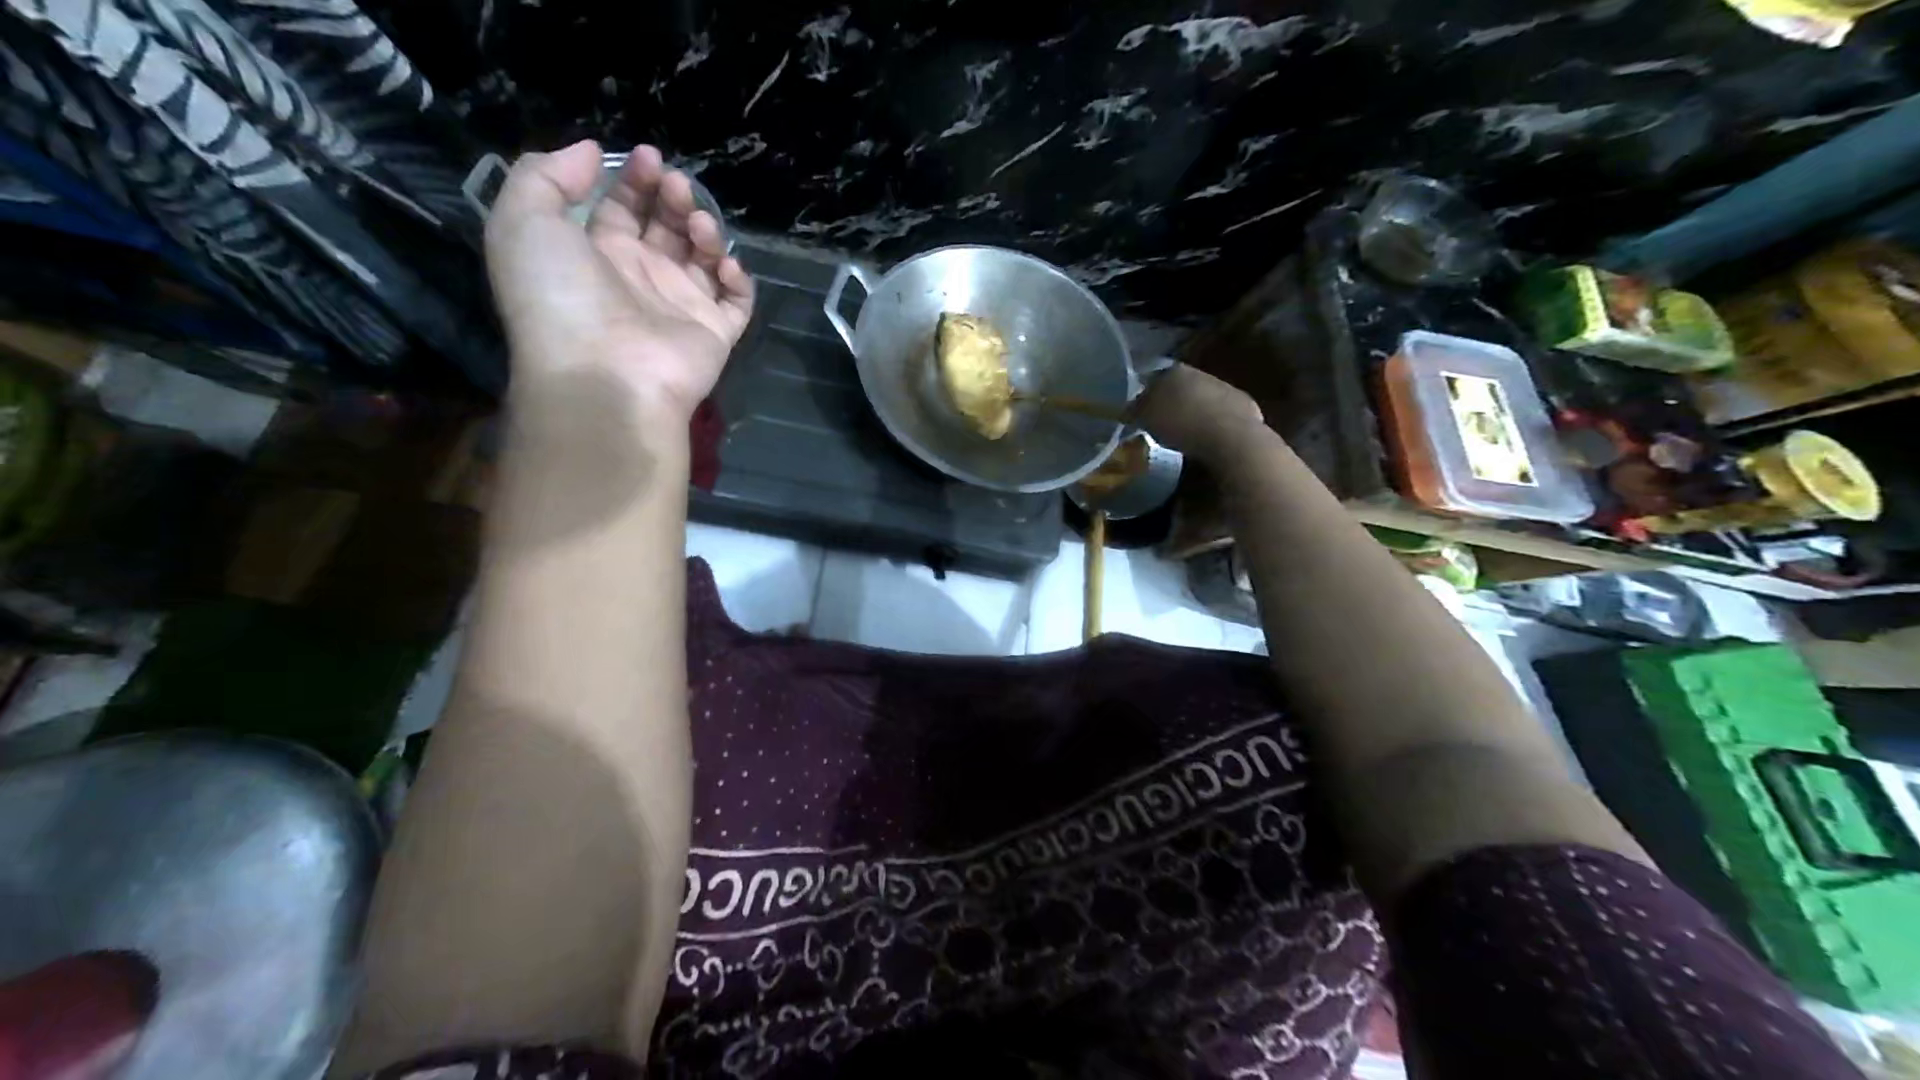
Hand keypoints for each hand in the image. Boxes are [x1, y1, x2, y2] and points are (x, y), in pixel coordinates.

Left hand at [484, 141, 754, 423]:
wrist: (604, 373)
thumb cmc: (560, 297)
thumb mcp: (523, 221)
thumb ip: (547, 176)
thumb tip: (592, 152)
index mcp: (595, 255)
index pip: (621, 209)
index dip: (634, 180)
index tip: (649, 157)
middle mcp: (640, 279)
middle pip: (666, 228)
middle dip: (673, 198)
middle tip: (676, 185)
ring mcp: (680, 308)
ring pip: (704, 258)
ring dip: (706, 230)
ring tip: (698, 224)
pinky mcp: (715, 333)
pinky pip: (738, 302)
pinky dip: (738, 278)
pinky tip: (725, 264)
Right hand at [1133, 363, 1265, 464]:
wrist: (1231, 437)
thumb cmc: (1180, 424)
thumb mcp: (1145, 419)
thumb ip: (1134, 410)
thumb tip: (1127, 407)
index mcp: (1174, 371)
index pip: (1153, 376)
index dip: (1145, 393)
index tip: (1139, 409)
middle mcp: (1200, 373)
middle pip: (1180, 386)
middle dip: (1171, 401)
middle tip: (1162, 421)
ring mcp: (1225, 387)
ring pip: (1202, 397)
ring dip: (1194, 410)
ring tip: (1185, 432)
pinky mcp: (1244, 405)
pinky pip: (1221, 412)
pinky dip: (1213, 422)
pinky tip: (1209, 438)